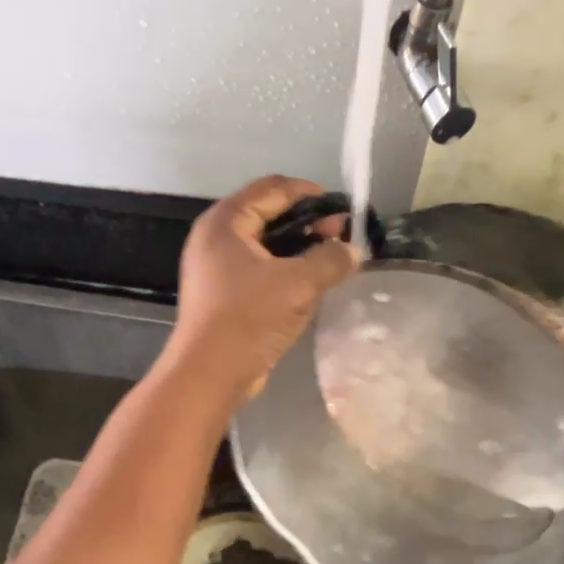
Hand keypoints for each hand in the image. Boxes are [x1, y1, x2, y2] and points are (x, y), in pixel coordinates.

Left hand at [167, 175, 359, 403]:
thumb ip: (330, 260)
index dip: (312, 194)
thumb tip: (354, 250)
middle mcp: (215, 238)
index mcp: (226, 221)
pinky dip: (284, 272)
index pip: (274, 188)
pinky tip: (309, 286)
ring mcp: (215, 268)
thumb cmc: (249, 319)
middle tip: (340, 238)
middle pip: (268, 215)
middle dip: (308, 223)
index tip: (343, 210)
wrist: (209, 374)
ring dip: (298, 250)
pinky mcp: (222, 296)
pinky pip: (259, 272)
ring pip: (265, 246)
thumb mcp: (299, 284)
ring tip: (331, 262)